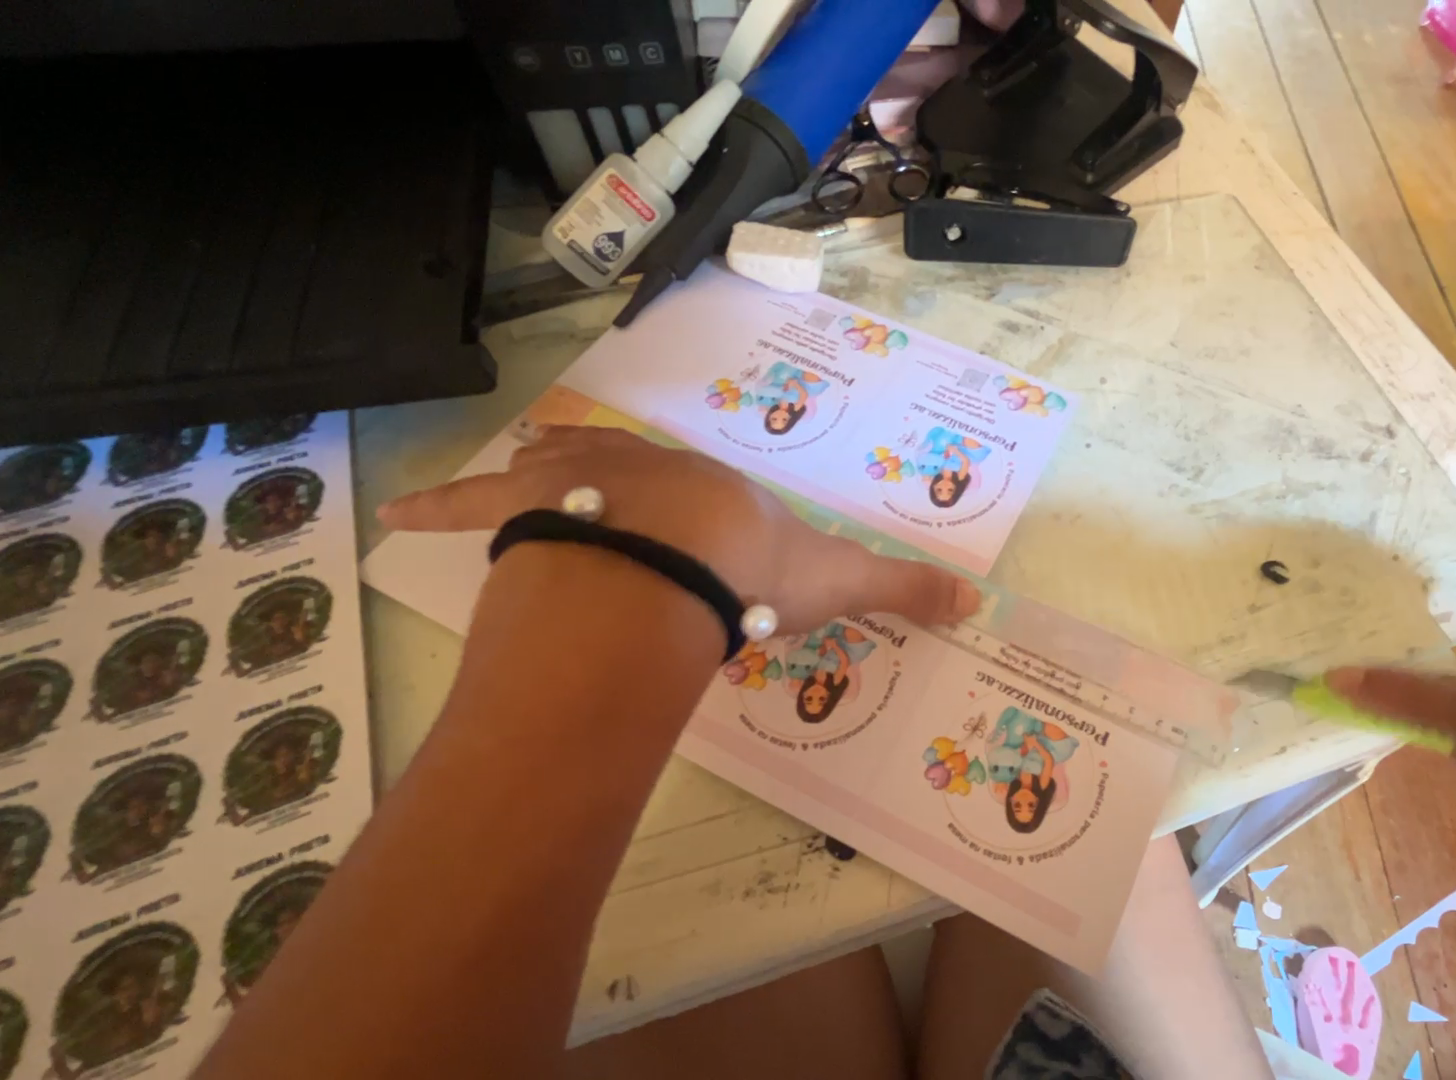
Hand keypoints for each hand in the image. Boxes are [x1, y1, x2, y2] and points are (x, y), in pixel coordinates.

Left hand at [378, 425, 980, 634]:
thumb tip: (980, 601)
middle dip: (623, 475)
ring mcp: (582, 481)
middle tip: (614, 493)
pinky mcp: (525, 509)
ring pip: (556, 463)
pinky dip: (442, 503)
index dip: (708, 511)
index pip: (707, 490)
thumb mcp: (841, 580)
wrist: (676, 561)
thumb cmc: (757, 567)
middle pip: (630, 463)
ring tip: (530, 479)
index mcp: (713, 488)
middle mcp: (646, 470)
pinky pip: (473, 501)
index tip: (707, 533)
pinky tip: (396, 511)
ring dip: (549, 470)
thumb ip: (904, 590)